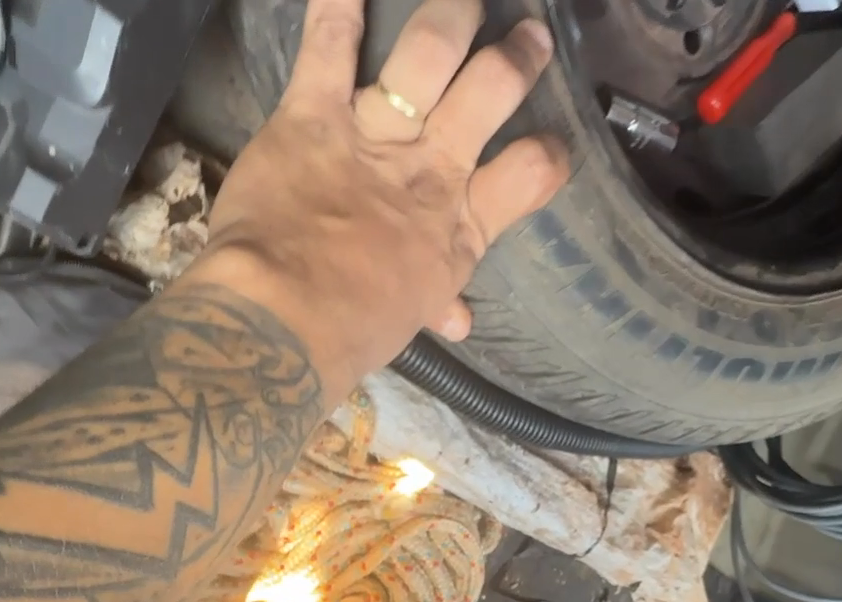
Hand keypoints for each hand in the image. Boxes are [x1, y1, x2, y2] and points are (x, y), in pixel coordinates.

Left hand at [187, 0, 569, 392]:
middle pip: (490, 92)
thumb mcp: (411, 318)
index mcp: (462, 226)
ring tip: (464, 0)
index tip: (550, 146)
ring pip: (427, 51)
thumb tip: (457, 321)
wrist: (291, 315)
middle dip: (515, 58)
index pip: (532, 174)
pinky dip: (336, 5)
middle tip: (529, 34)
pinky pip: (330, 45)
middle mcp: (432, 169)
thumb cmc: (358, 328)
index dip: (548, 155)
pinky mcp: (314, 113)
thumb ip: (437, 303)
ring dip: (450, 15)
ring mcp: (376, 134)